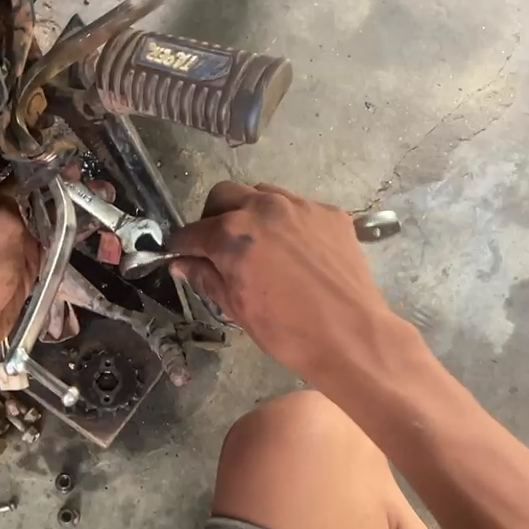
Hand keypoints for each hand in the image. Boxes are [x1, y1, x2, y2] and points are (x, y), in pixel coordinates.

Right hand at [171, 182, 410, 387]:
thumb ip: (206, 278)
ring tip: (256, 245)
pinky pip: (296, 207)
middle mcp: (263, 209)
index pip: (193, 231)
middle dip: (212, 217)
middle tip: (216, 246)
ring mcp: (300, 206)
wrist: (348, 333)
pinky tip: (292, 252)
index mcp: (232, 235)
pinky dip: (284, 223)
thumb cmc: (286, 330)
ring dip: (249, 213)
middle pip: (224, 195)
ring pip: (261, 194)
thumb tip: (182, 264)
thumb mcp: (236, 308)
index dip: (182, 246)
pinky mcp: (328, 213)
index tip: (181, 255)